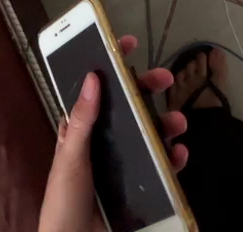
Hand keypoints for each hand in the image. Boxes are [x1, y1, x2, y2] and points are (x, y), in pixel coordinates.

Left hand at [37, 34, 188, 231]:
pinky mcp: (137, 185)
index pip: (96, 86)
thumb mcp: (70, 158)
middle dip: (146, 87)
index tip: (126, 41)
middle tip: (166, 77)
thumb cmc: (63, 200)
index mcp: (83, 126)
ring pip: (147, 132)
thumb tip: (93, 76)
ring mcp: (122, 161)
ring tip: (179, 122)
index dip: (110, 62)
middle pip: (128, 104)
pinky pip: (159, 166)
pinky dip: (172, 158)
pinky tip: (179, 154)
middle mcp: (104, 138)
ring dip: (165, 123)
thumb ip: (82, 120)